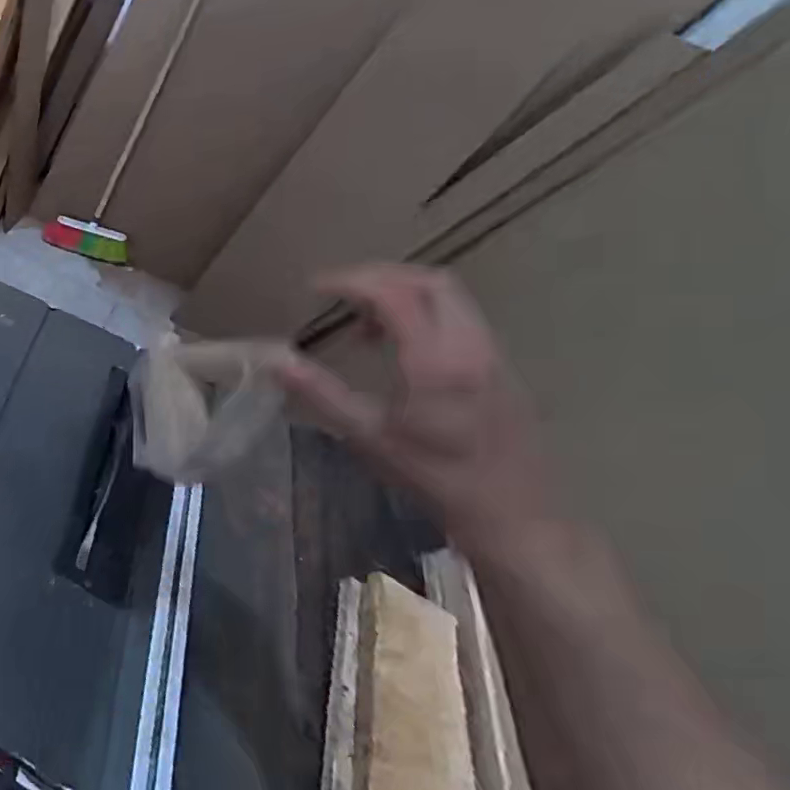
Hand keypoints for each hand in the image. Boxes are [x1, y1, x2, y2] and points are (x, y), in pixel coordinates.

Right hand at [272, 264, 552, 544]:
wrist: (513, 513)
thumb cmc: (433, 477)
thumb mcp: (367, 436)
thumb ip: (321, 394)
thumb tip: (276, 361)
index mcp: (437, 363)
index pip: (395, 294)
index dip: (351, 281)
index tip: (315, 289)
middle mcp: (472, 347)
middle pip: (430, 281)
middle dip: (379, 277)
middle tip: (340, 294)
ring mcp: (492, 354)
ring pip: (449, 296)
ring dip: (401, 294)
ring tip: (363, 325)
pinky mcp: (500, 365)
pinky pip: (459, 317)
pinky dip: (421, 313)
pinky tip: (396, 346)